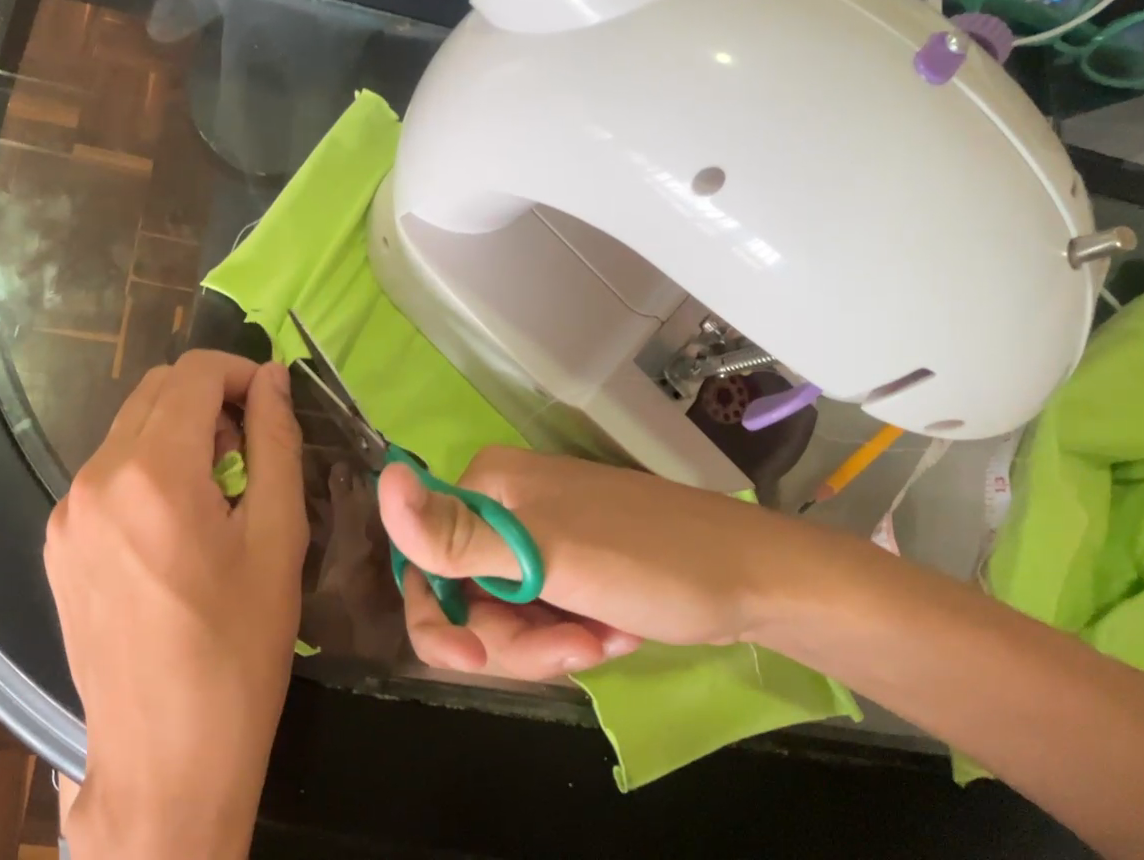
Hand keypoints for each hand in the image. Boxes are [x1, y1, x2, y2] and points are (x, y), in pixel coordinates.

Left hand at [46, 351, 304, 858]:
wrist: (165, 757)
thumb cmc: (238, 652)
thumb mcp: (278, 541)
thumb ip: (275, 443)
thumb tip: (271, 379)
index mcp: (152, 474)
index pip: (192, 373)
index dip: (238, 373)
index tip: (270, 407)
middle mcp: (95, 478)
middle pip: (154, 392)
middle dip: (208, 401)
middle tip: (249, 455)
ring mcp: (66, 512)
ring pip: (127, 431)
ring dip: (176, 436)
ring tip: (216, 495)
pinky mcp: (57, 544)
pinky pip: (106, 475)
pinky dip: (145, 473)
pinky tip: (173, 530)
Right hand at [379, 447, 809, 680]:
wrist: (762, 580)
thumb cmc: (653, 561)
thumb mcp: (548, 556)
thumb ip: (457, 534)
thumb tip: (381, 479)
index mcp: (487, 487)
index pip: (423, 561)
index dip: (442, 620)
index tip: (479, 663)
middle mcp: (503, 505)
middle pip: (463, 595)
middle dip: (511, 638)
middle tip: (571, 652)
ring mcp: (537, 536)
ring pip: (501, 613)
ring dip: (547, 641)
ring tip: (604, 640)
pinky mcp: (568, 565)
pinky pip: (538, 614)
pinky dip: (569, 634)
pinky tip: (614, 633)